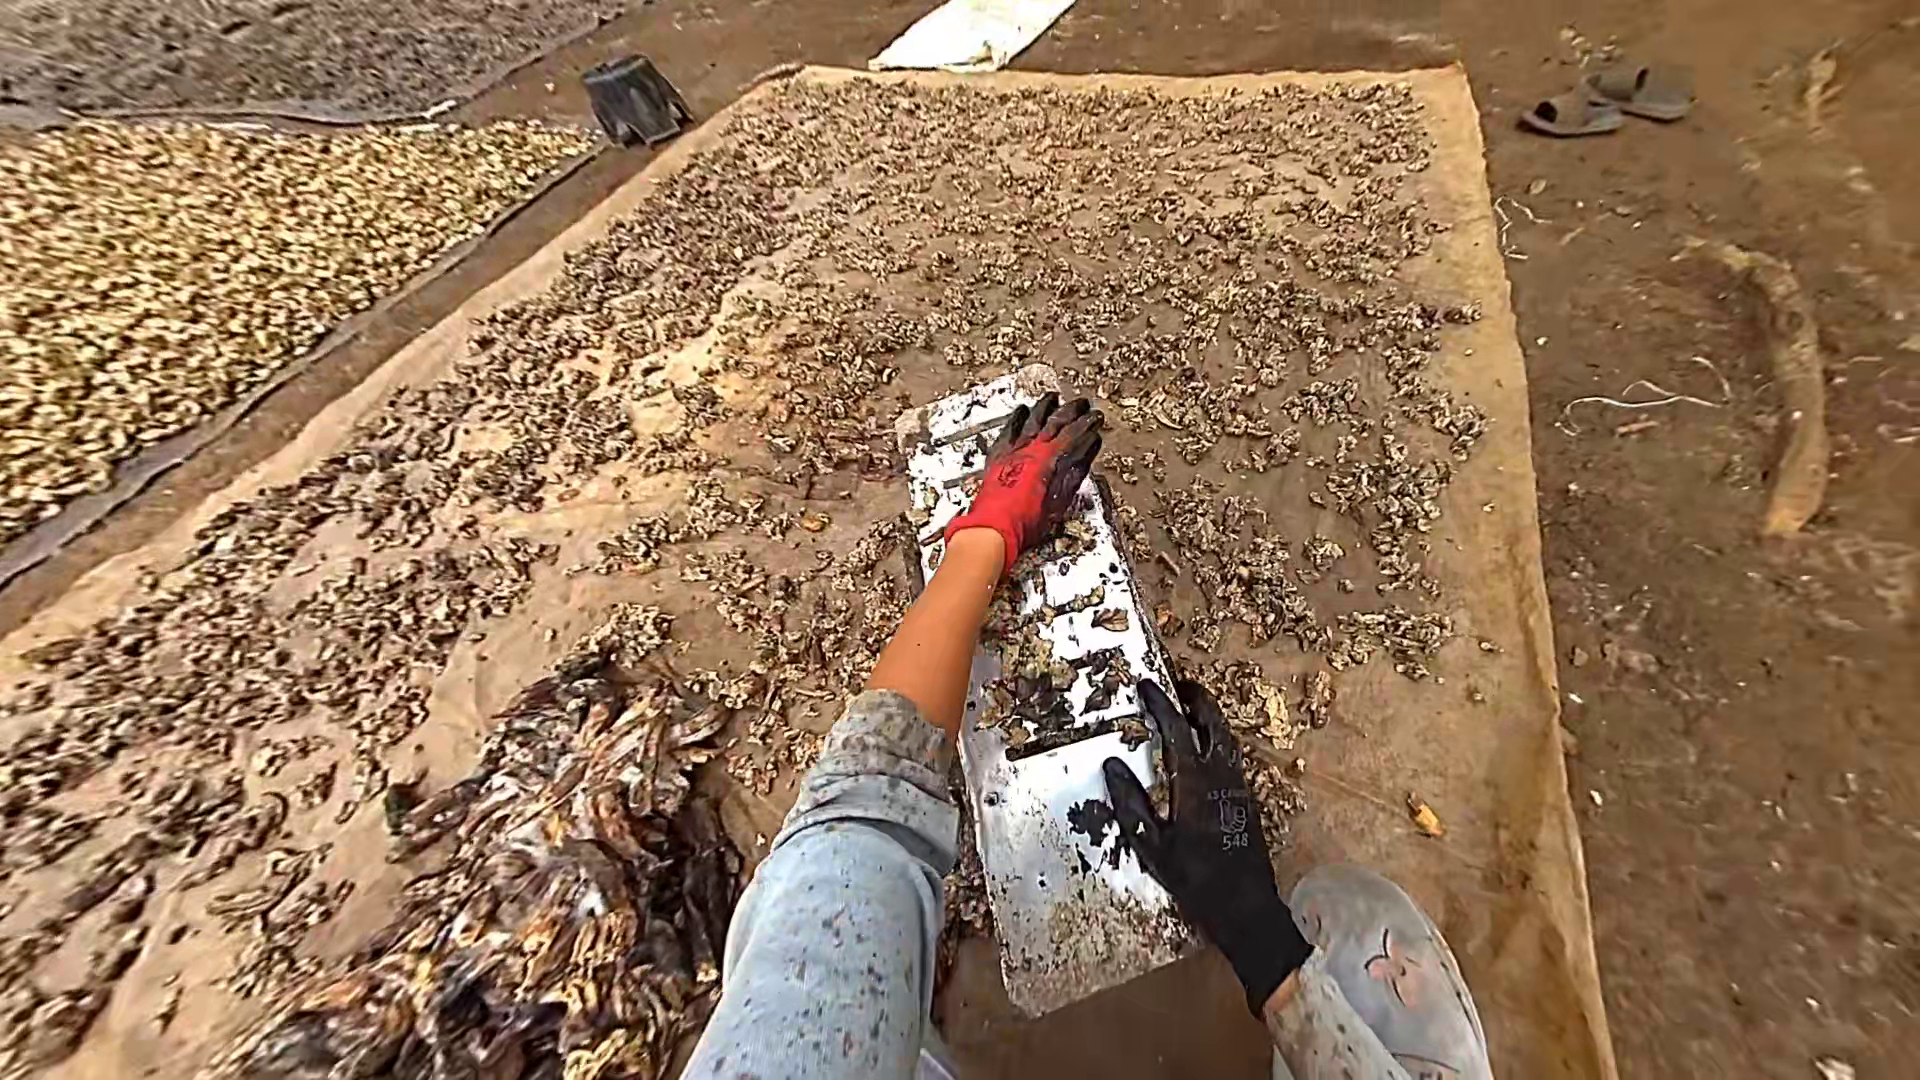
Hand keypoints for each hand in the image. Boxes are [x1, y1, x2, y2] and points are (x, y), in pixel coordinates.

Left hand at [943, 393, 1101, 570]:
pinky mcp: (999, 454)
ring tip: (1052, 398)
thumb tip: (1086, 451)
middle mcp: (1034, 448)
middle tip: (1082, 403)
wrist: (994, 526)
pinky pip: (1010, 429)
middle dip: (1072, 410)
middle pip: (1056, 421)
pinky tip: (1021, 411)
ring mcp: (1015, 449)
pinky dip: (1017, 418)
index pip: (1076, 433)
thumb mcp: (1060, 500)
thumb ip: (1074, 472)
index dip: (1089, 423)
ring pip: (1033, 419)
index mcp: (1054, 458)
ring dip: (1046, 407)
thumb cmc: (1027, 520)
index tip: (1096, 417)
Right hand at [1102, 680, 1313, 1013]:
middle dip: (1195, 697)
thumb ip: (1131, 803)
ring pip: (1225, 736)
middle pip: (1213, 721)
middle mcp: (1221, 774)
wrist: (1247, 911)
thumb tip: (1112, 765)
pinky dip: (1214, 736)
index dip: (1159, 702)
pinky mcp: (1245, 796)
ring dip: (1206, 715)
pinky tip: (1200, 747)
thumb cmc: (1195, 878)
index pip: (1175, 728)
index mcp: (1195, 781)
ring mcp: (1237, 785)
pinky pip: (1229, 752)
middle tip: (1177, 683)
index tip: (1145, 684)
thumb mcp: (1152, 845)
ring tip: (1186, 707)